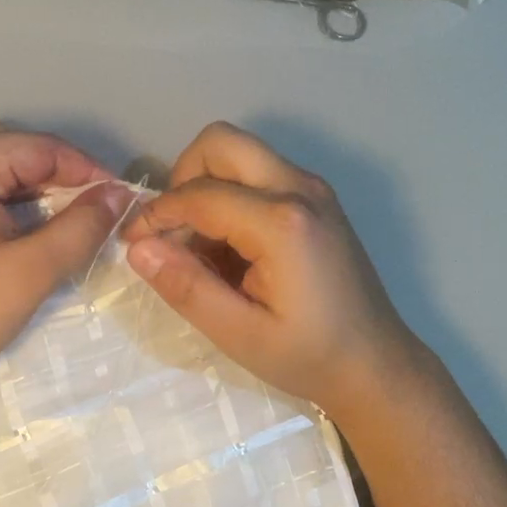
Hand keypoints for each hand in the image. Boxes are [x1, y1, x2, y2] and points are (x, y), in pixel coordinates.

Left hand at [0, 123, 130, 396]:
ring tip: (65, 219)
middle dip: (57, 177)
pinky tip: (22, 224)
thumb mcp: (34, 270)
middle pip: (13, 148)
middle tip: (95, 211)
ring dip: (29, 187)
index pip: (39, 147)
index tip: (119, 198)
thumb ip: (82, 226)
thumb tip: (117, 194)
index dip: (86, 170)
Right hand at [125, 122, 419, 419]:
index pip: (199, 194)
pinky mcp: (318, 200)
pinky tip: (233, 253)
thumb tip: (138, 248)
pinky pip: (261, 175)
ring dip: (208, 188)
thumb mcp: (238, 334)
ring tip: (203, 251)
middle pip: (220, 143)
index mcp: (281, 223)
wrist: (374, 364)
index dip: (156, 215)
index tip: (133, 245)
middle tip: (175, 234)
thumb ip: (186, 288)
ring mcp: (314, 189)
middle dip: (183, 179)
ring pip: (241, 154)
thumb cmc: (307, 356)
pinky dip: (233, 198)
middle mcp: (300, 189)